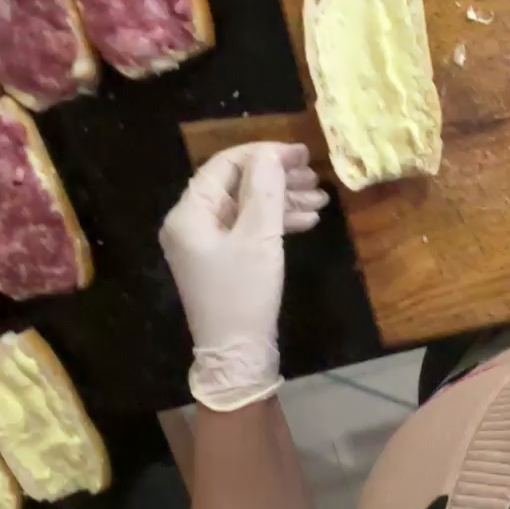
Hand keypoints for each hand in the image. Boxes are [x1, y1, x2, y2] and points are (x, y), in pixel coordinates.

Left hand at [160, 143, 328, 410]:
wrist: (237, 355)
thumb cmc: (243, 295)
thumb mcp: (259, 239)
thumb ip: (264, 191)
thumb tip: (271, 154)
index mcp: (189, 214)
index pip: (225, 166)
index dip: (264, 155)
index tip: (301, 153)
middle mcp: (192, 223)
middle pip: (237, 185)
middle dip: (277, 178)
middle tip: (314, 175)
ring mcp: (207, 243)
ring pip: (247, 207)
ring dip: (283, 200)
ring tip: (320, 200)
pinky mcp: (224, 260)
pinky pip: (250, 229)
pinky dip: (277, 222)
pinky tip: (307, 222)